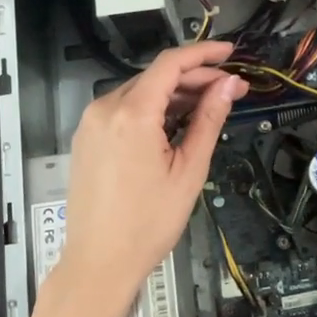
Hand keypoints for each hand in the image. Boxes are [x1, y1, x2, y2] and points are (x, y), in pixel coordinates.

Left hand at [57, 41, 246, 307]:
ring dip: (174, 94)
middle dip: (194, 77)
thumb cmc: (147, 223)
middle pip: (155, 77)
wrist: (99, 263)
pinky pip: (123, 109)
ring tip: (207, 106)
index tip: (230, 53)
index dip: (203, 53)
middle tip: (229, 88)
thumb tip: (229, 85)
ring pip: (139, 92)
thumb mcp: (188, 170)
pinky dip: (151, 109)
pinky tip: (174, 123)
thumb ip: (209, 120)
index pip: (170, 64)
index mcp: (131, 114)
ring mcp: (91, 123)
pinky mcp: (86, 138)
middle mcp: (105, 109)